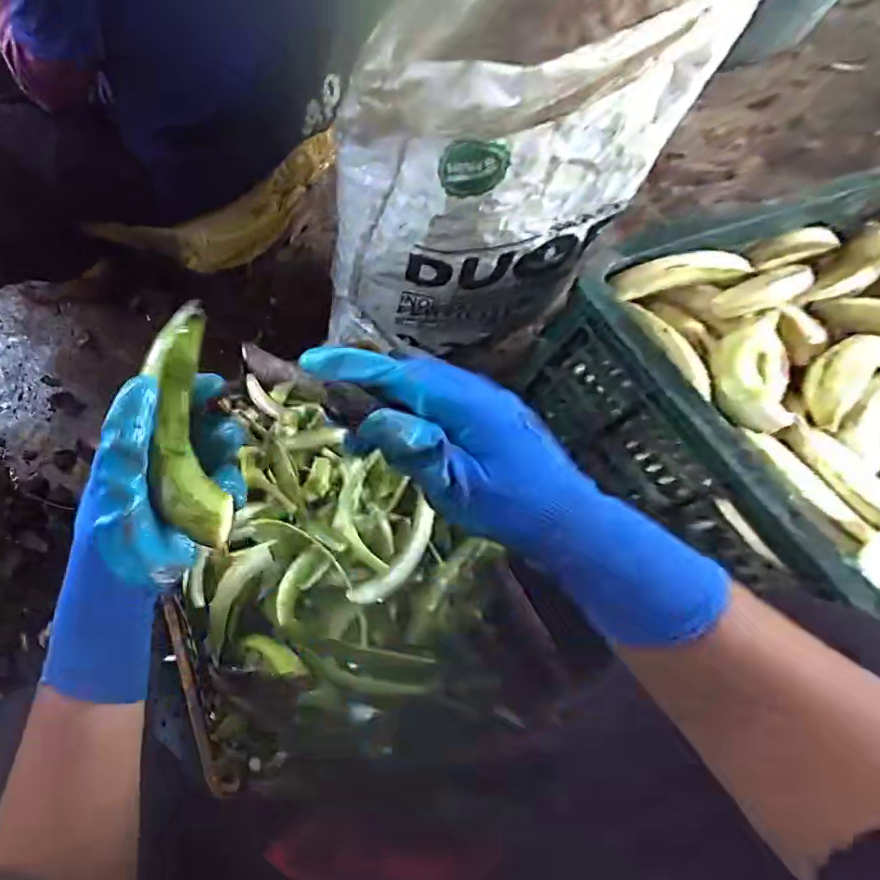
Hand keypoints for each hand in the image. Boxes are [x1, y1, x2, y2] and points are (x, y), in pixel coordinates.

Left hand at [42, 374, 244, 702]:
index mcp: (137, 443)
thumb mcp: (114, 478)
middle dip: (214, 418)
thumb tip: (143, 384)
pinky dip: (232, 483)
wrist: (126, 581)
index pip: (163, 404)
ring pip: (216, 449)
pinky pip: (227, 484)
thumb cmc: (112, 526)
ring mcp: (186, 479)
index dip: (186, 388)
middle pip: (197, 423)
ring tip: (225, 457)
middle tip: (224, 424)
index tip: (210, 382)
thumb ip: (127, 436)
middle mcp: (163, 455)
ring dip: (226, 448)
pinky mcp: (204, 504)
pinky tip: (228, 492)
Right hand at [299, 347, 729, 647]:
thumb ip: (418, 451)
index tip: (310, 362)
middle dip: (357, 378)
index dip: (350, 366)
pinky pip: (428, 396)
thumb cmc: (512, 506)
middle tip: (322, 400)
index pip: (396, 373)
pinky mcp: (478, 410)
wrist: (569, 518)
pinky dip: (397, 406)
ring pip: (413, 382)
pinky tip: (386, 433)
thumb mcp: (458, 487)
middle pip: (401, 370)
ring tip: (348, 425)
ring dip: (376, 395)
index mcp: (463, 402)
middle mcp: (469, 388)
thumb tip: (373, 420)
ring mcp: (476, 397)